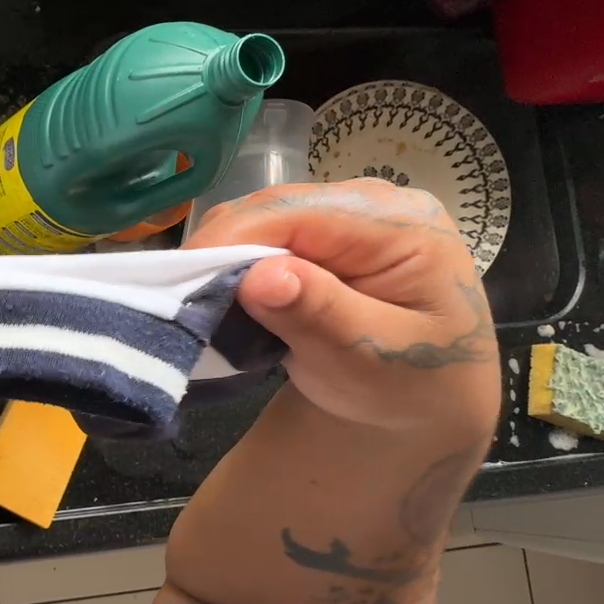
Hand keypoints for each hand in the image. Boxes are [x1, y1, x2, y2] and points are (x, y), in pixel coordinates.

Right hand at [183, 178, 501, 439]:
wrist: (422, 399)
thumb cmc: (406, 383)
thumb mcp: (367, 356)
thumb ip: (318, 313)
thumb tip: (260, 277)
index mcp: (399, 226)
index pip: (292, 213)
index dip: (228, 241)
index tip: (180, 285)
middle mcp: (372, 204)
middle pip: (268, 208)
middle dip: (218, 250)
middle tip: (187, 302)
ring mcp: (344, 216)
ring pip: (253, 218)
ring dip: (219, 258)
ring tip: (208, 302)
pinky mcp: (319, 233)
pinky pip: (256, 235)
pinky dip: (230, 263)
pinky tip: (231, 294)